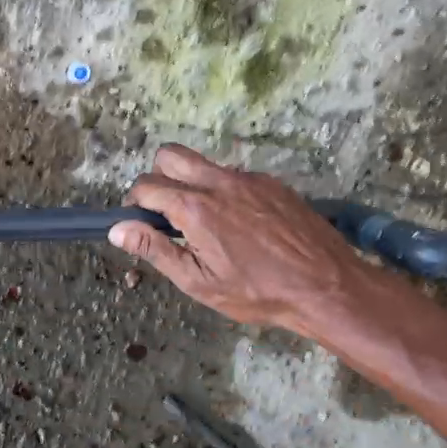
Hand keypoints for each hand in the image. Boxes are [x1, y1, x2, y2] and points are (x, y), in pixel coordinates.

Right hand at [109, 144, 385, 335]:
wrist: (328, 287)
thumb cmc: (257, 292)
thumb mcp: (198, 281)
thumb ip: (154, 250)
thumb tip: (117, 230)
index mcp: (194, 208)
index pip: (146, 185)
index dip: (134, 203)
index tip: (139, 223)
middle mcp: (218, 183)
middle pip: (170, 155)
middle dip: (158, 177)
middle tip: (165, 212)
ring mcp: (249, 179)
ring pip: (203, 164)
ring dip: (191, 183)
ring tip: (205, 222)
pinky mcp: (272, 184)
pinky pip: (234, 176)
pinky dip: (223, 192)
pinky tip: (240, 225)